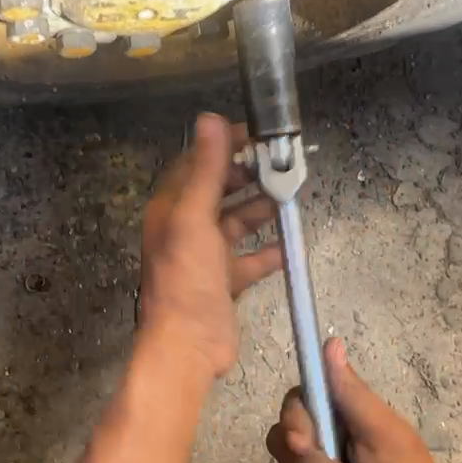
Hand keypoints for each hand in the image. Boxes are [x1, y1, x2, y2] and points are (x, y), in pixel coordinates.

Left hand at [137, 113, 284, 376]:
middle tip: (281, 164)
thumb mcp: (194, 217)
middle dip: (248, 177)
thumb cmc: (185, 277)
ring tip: (290, 195)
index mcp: (171, 209)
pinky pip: (250, 260)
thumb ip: (206, 170)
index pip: (196, 164)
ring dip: (261, 209)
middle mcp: (185, 229)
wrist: (187, 343)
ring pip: (236, 223)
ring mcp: (204, 257)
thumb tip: (209, 119)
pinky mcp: (224, 282)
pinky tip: (290, 244)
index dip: (223, 146)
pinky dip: (269, 251)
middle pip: (219, 192)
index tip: (256, 134)